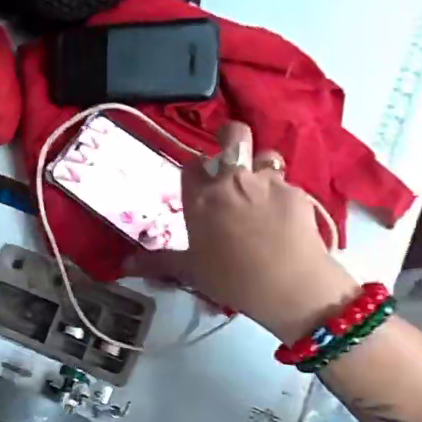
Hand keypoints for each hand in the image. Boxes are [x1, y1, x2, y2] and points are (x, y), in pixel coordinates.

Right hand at [130, 122, 359, 343]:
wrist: (288, 285)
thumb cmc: (232, 279)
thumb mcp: (192, 272)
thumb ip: (160, 262)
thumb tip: (126, 265)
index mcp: (201, 197)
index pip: (191, 165)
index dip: (196, 172)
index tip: (200, 185)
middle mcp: (232, 180)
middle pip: (232, 135)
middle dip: (230, 138)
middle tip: (231, 158)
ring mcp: (267, 181)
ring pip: (264, 155)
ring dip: (260, 167)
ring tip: (261, 191)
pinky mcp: (296, 191)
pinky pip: (286, 184)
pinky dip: (283, 196)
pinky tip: (284, 219)